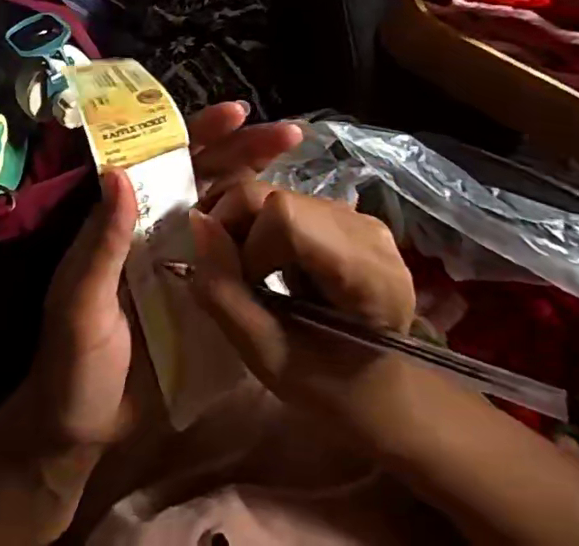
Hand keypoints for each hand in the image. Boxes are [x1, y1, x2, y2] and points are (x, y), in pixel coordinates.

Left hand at [26, 102, 304, 448]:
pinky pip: (241, 261)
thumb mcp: (80, 302)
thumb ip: (101, 244)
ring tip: (302, 167)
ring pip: (229, 213)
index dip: (197, 134)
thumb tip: (118, 173)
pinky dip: (268, 241)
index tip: (235, 113)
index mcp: (126, 221)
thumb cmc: (72, 360)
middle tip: (289, 133)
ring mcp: (189, 264)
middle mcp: (160, 231)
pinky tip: (299, 231)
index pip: (163, 163)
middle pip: (206, 179)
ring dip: (262, 187)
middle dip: (244, 151)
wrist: (85, 425)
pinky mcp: (210, 300)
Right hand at [187, 181, 417, 429]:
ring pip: (273, 191)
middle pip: (276, 197)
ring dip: (241, 223)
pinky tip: (261, 257)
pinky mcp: (342, 212)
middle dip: (233, 225)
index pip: (286, 218)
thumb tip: (197, 223)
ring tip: (244, 267)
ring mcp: (356, 215)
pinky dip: (256, 221)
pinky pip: (283, 197)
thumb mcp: (267, 356)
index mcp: (367, 272)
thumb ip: (225, 292)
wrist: (381, 388)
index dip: (247, 244)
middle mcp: (365, 229)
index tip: (242, 286)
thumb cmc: (330, 385)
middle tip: (226, 269)